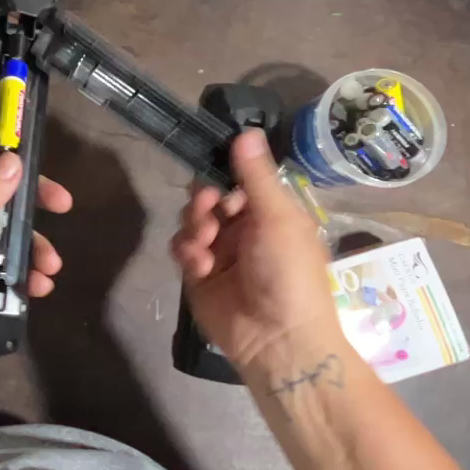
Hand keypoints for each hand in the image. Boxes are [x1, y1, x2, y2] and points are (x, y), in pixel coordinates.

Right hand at [168, 130, 338, 370]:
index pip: (238, 180)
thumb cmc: (289, 273)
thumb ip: (255, 177)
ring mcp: (220, 252)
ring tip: (205, 245)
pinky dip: (187, 252)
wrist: (276, 339)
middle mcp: (244, 229)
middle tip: (208, 209)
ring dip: (194, 227)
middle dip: (202, 201)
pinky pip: (181, 248)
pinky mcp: (198, 274)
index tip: (213, 173)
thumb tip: (247, 131)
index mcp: (271, 213)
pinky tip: (200, 265)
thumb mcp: (277, 219)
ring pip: (191, 220)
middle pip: (208, 197)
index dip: (222, 174)